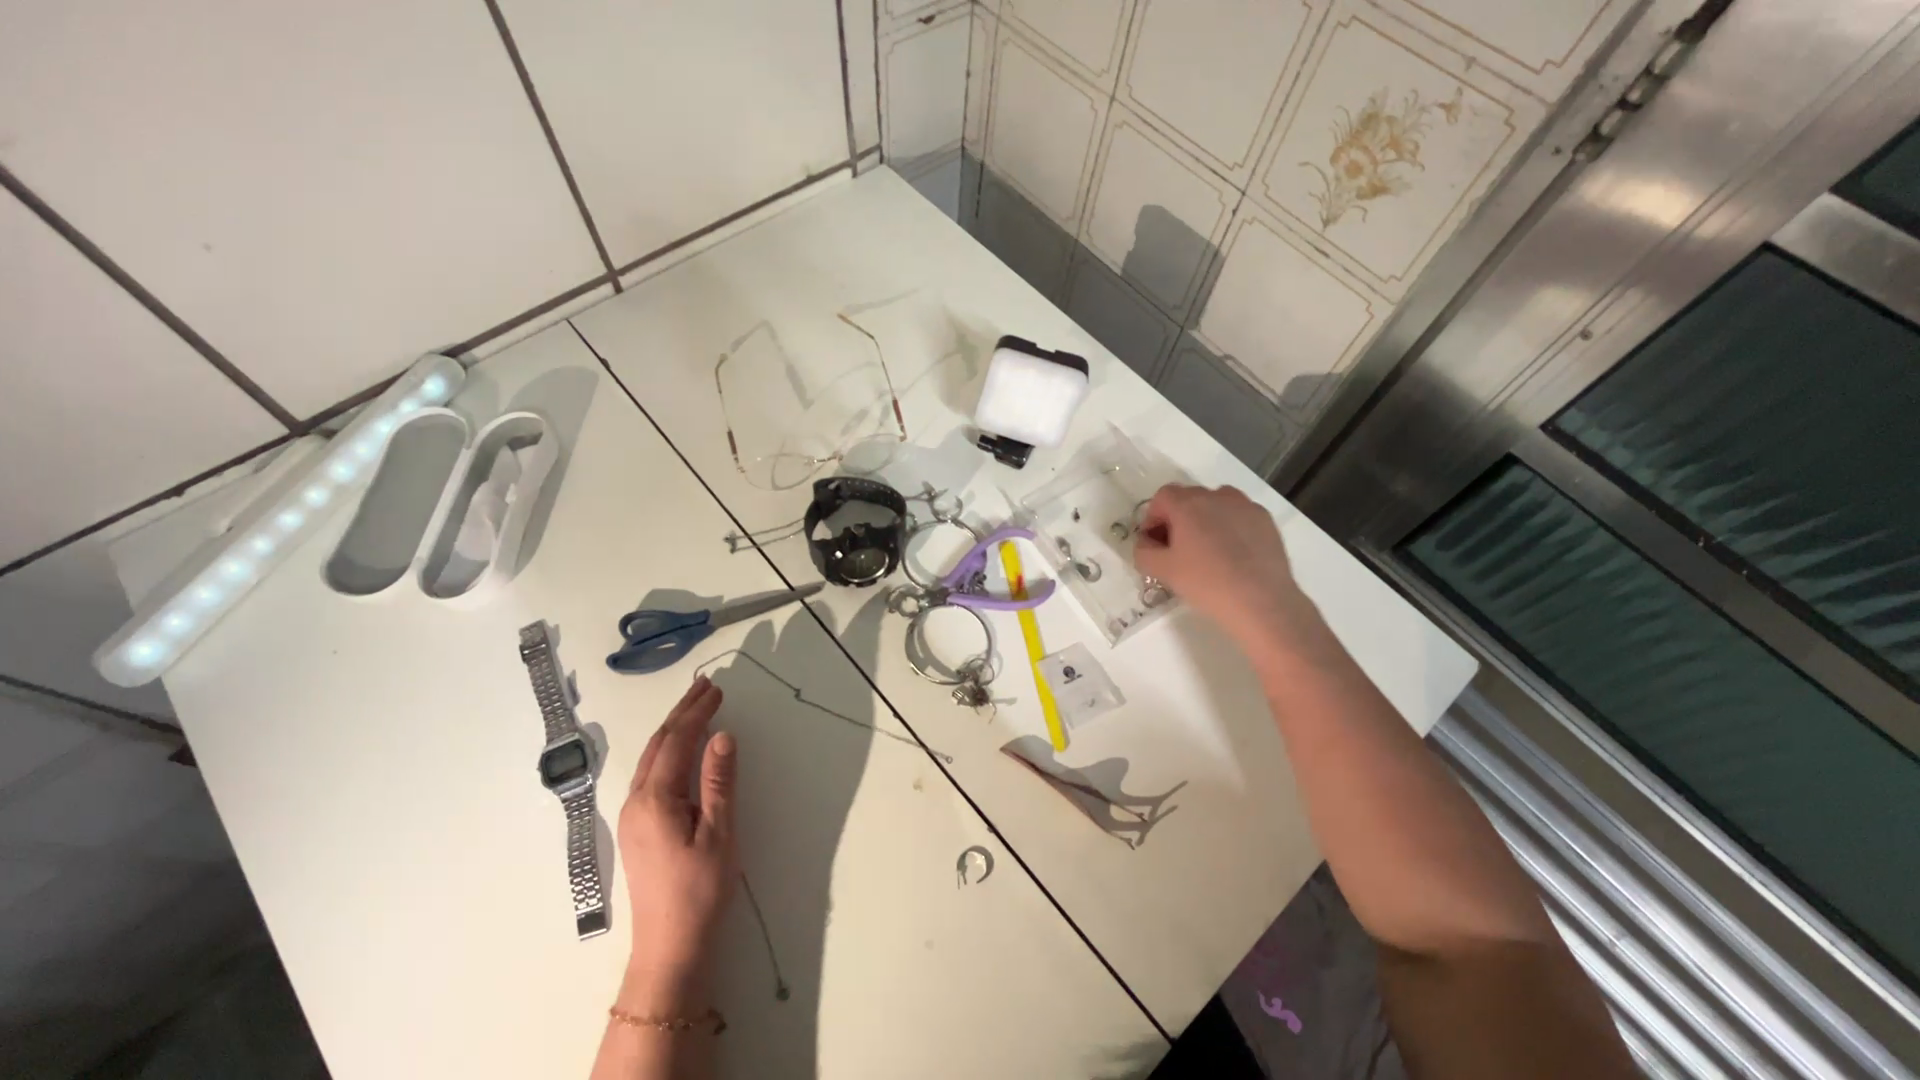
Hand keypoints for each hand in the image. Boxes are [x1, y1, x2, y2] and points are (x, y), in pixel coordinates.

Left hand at [616, 675, 736, 1014]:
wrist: (670, 945)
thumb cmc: (699, 890)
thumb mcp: (719, 834)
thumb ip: (719, 783)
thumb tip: (722, 735)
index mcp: (654, 800)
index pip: (676, 741)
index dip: (696, 712)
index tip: (716, 688)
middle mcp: (635, 801)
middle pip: (657, 745)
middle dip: (681, 713)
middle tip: (705, 687)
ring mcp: (631, 816)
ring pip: (650, 760)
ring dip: (673, 730)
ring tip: (695, 709)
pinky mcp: (636, 830)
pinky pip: (650, 775)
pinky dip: (667, 752)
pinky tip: (680, 751)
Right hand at [1132, 484, 1328, 654]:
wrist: (1262, 601)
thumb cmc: (1206, 584)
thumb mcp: (1162, 571)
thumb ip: (1143, 551)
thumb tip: (1146, 542)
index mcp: (1188, 504)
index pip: (1161, 498)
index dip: (1153, 519)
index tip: (1155, 544)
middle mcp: (1216, 495)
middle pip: (1188, 499)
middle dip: (1178, 520)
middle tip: (1178, 551)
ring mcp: (1245, 505)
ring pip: (1216, 505)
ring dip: (1205, 521)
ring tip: (1208, 551)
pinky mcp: (1265, 519)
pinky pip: (1239, 516)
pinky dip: (1230, 528)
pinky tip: (1233, 556)